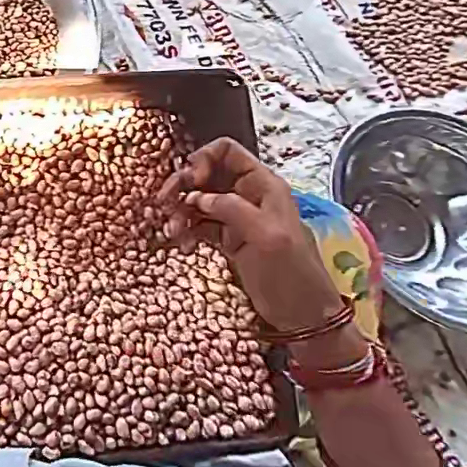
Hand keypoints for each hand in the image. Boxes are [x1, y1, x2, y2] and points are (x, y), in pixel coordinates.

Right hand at [158, 138, 347, 332]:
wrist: (302, 315)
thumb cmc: (293, 274)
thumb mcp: (268, 236)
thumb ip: (232, 209)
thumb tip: (197, 198)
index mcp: (262, 185)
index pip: (226, 152)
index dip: (203, 159)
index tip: (191, 182)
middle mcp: (246, 194)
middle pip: (204, 174)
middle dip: (182, 185)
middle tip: (164, 202)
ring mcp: (235, 217)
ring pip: (196, 199)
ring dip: (179, 210)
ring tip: (171, 230)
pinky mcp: (226, 238)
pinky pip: (197, 224)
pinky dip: (184, 229)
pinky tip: (179, 242)